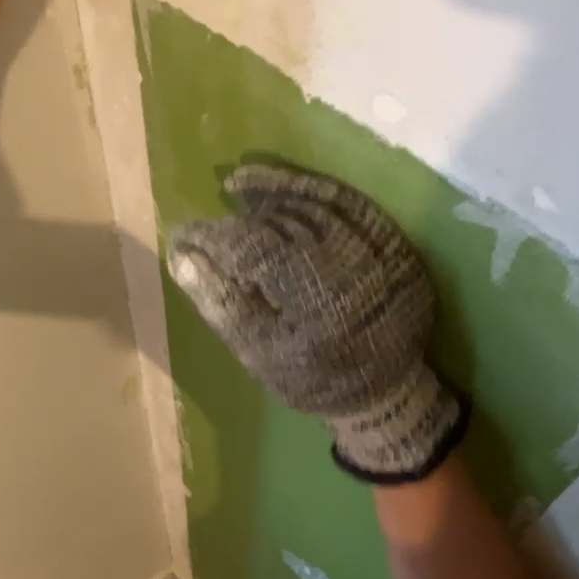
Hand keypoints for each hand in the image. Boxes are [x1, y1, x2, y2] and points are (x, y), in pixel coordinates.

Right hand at [166, 161, 467, 482]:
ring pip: (314, 204)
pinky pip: (349, 201)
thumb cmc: (313, 378)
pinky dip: (312, 189)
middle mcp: (351, 268)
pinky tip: (285, 188)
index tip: (183, 236)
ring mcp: (380, 250)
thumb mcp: (259, 352)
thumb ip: (221, 304)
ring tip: (240, 191)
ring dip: (272, 195)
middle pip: (281, 223)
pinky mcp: (395, 241)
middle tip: (209, 230)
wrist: (385, 390)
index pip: (252, 249)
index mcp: (317, 303)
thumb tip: (183, 257)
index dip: (213, 237)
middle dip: (237, 222)